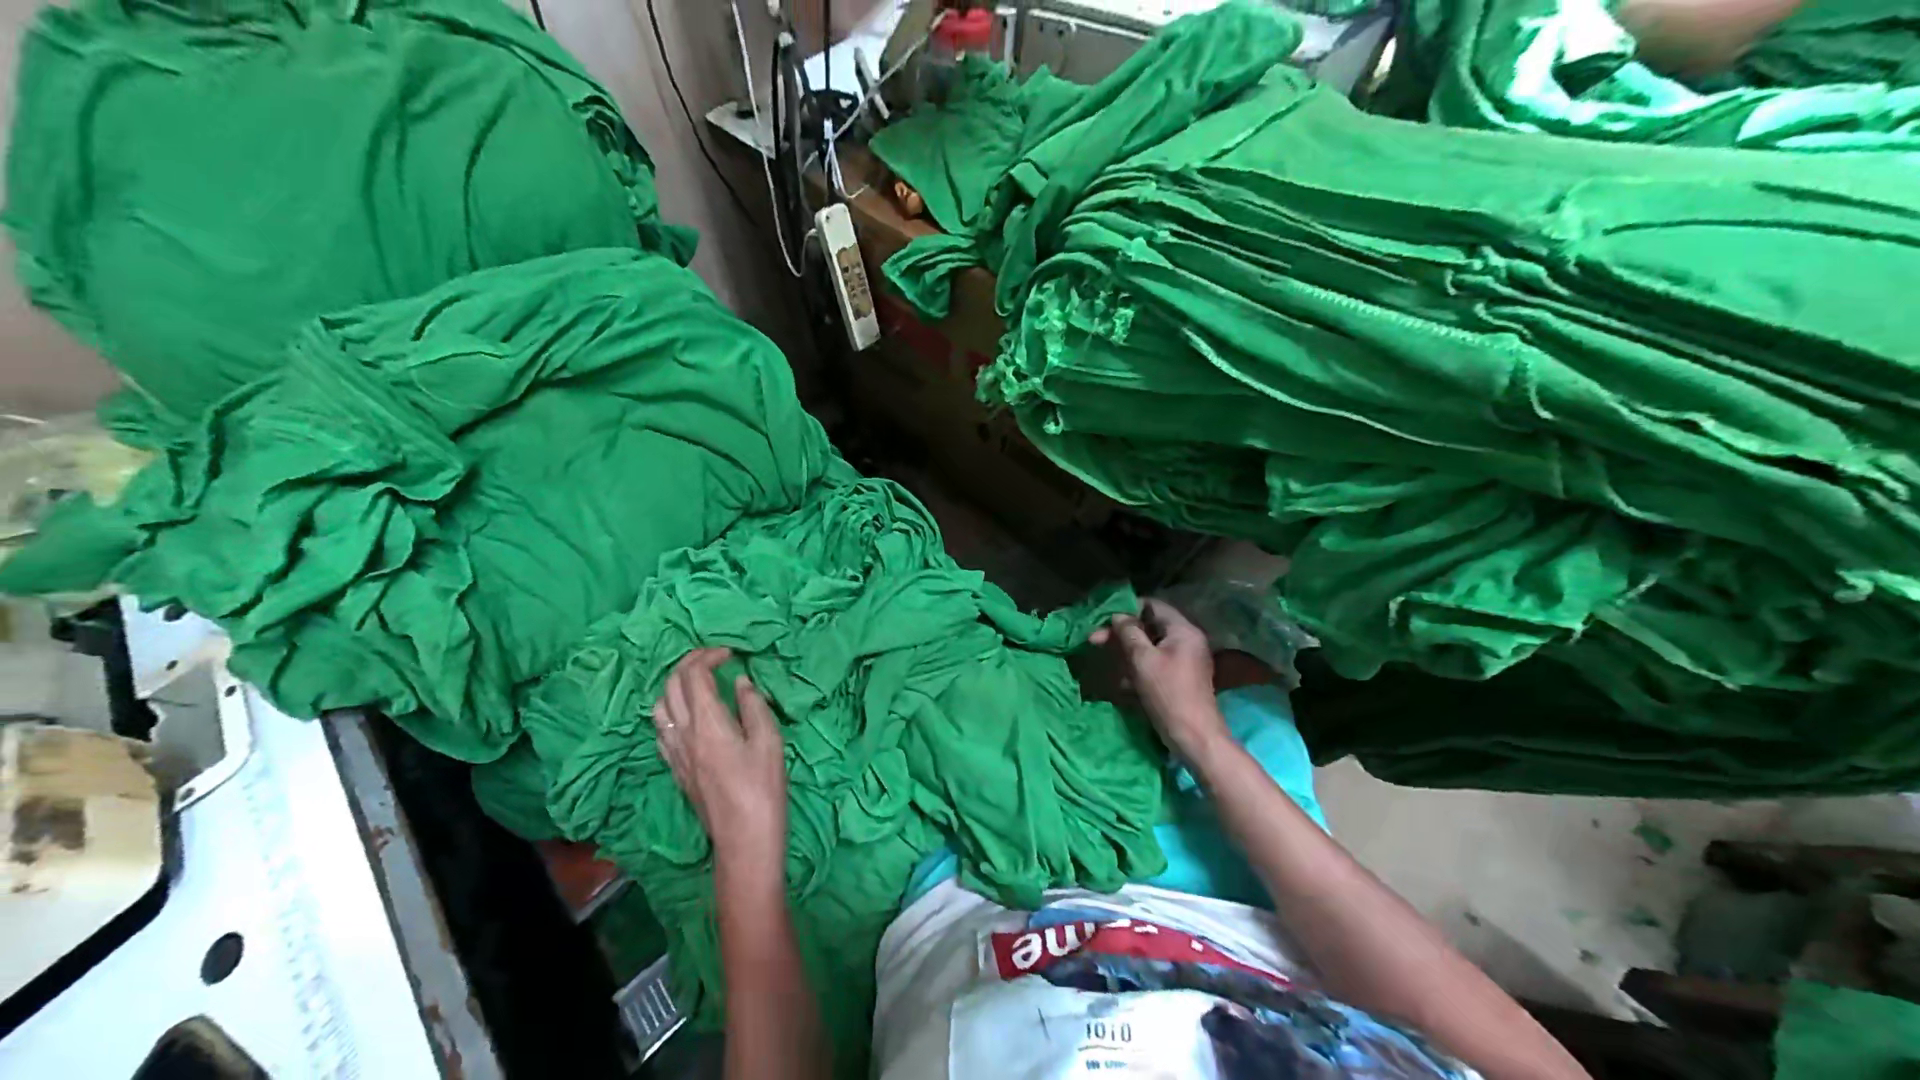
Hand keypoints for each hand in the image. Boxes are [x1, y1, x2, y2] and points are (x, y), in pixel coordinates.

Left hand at [653, 648, 787, 873]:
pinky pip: (661, 730)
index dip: (708, 656)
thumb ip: (753, 706)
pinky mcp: (675, 769)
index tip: (730, 653)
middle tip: (714, 659)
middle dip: (689, 664)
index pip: (694, 675)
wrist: (743, 839)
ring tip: (699, 683)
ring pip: (659, 707)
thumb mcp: (769, 742)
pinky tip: (690, 717)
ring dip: (676, 686)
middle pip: (671, 686)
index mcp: (707, 722)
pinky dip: (672, 711)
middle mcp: (683, 734)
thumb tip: (741, 682)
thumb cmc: (763, 788)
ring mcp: (675, 753)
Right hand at [1091, 598, 1230, 759]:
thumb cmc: (1168, 693)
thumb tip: (1118, 616)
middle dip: (1122, 633)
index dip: (1127, 608)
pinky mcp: (1180, 678)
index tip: (1104, 619)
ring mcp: (1185, 660)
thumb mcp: (1142, 660)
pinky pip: (1155, 663)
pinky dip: (1138, 667)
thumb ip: (1129, 633)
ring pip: (1150, 646)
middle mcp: (1187, 640)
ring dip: (1127, 652)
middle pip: (1150, 626)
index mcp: (1183, 630)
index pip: (1153, 605)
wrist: (1194, 736)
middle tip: (1094, 640)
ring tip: (1106, 661)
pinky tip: (1122, 681)